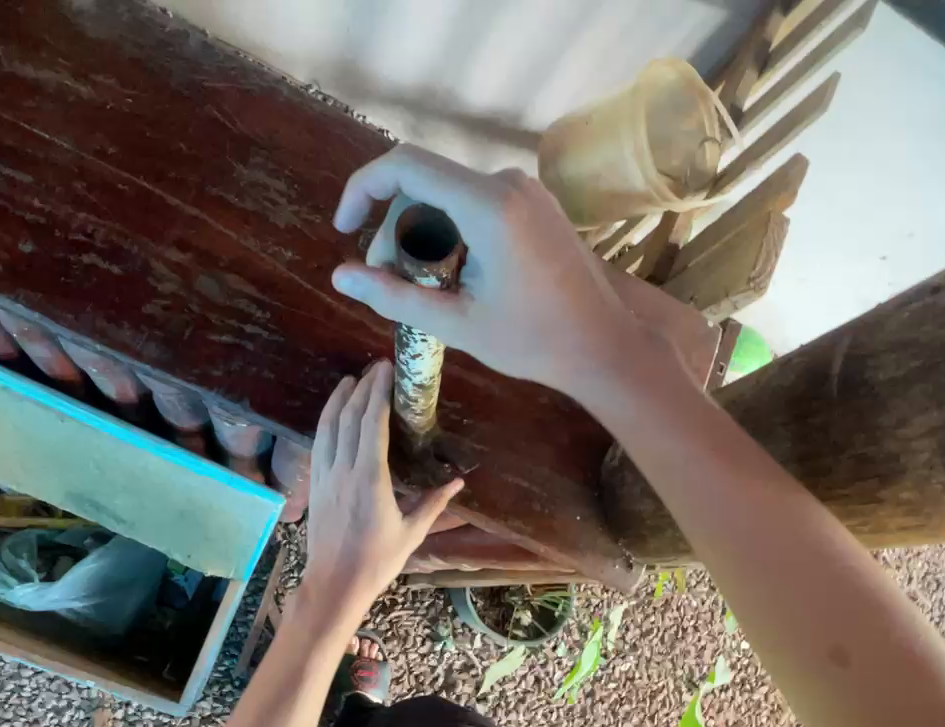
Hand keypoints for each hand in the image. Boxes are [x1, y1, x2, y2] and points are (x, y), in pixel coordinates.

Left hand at [298, 362, 462, 625]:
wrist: (334, 583)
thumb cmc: (376, 562)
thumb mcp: (411, 533)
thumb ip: (433, 503)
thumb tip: (458, 481)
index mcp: (370, 479)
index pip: (371, 424)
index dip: (378, 393)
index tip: (387, 371)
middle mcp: (343, 470)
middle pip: (350, 417)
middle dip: (363, 388)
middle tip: (377, 367)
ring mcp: (325, 475)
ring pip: (328, 426)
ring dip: (340, 398)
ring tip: (352, 379)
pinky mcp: (315, 483)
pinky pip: (319, 442)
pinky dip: (327, 420)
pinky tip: (334, 412)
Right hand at [330, 146, 666, 402]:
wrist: (603, 343)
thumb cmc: (533, 341)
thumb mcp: (456, 323)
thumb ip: (394, 296)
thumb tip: (340, 278)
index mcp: (488, 206)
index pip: (405, 166)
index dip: (363, 188)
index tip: (344, 228)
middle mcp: (506, 182)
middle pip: (425, 188)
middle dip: (395, 231)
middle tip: (386, 282)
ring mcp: (525, 190)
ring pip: (448, 199)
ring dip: (422, 238)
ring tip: (421, 288)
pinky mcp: (534, 203)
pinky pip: (474, 206)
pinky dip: (450, 235)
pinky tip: (452, 277)